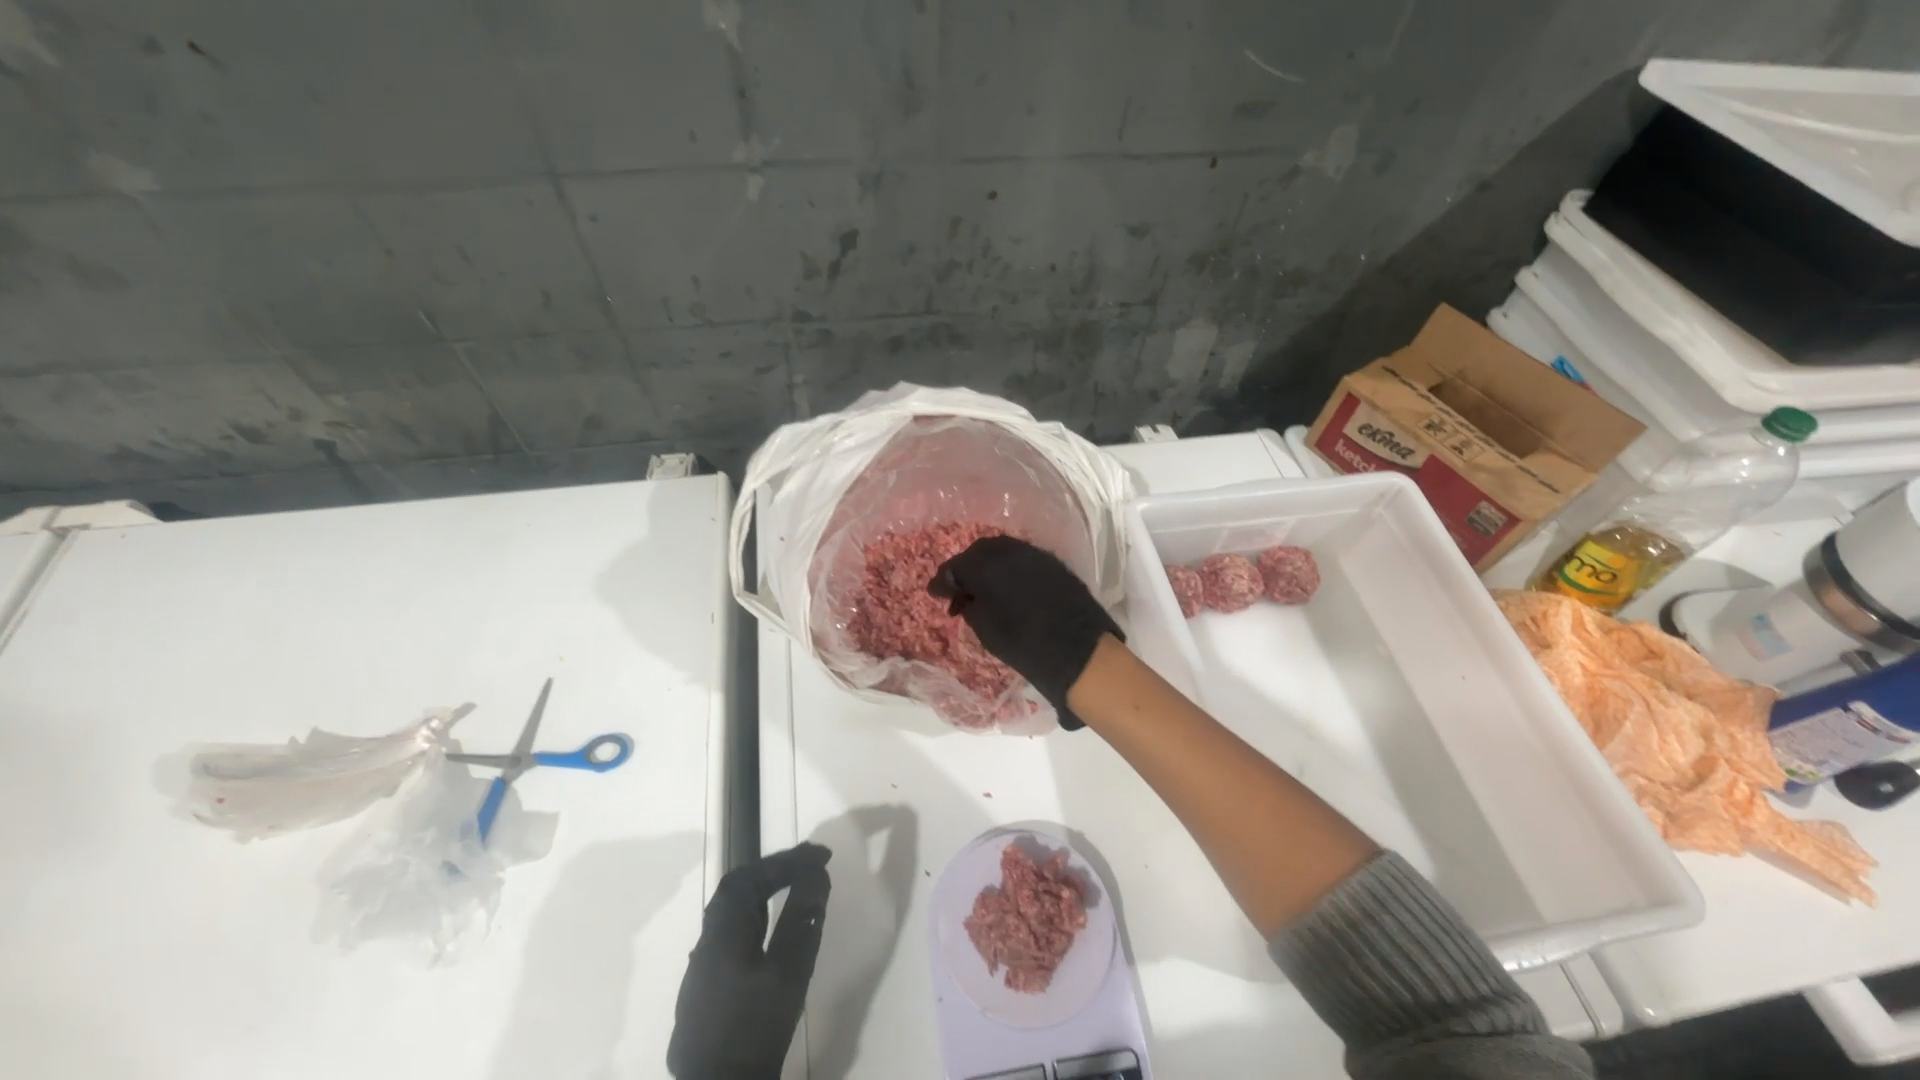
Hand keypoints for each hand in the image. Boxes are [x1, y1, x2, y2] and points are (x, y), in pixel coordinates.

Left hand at [668, 843, 831, 1078]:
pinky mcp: (705, 991)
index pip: (751, 878)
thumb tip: (816, 874)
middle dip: (772, 870)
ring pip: (729, 914)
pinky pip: (730, 935)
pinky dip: (755, 917)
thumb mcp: (789, 972)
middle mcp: (707, 943)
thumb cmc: (755, 1029)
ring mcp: (702, 969)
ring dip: (762, 892)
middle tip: (808, 865)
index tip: (821, 855)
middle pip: (735, 891)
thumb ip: (803, 920)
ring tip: (793, 887)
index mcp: (723, 933)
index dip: (787, 861)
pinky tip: (770, 930)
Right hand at [928, 535, 1122, 730]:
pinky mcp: (1053, 563)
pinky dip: (1009, 571)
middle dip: (966, 570)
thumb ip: (970, 604)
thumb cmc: (1023, 644)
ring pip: (1002, 553)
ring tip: (983, 592)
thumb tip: (964, 596)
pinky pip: (1022, 560)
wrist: (1078, 651)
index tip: (935, 593)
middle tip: (959, 592)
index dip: (943, 581)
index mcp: (986, 565)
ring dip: (989, 569)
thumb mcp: (985, 628)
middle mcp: (1009, 551)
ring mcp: (1034, 554)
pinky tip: (1007, 589)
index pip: (956, 567)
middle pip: (979, 553)